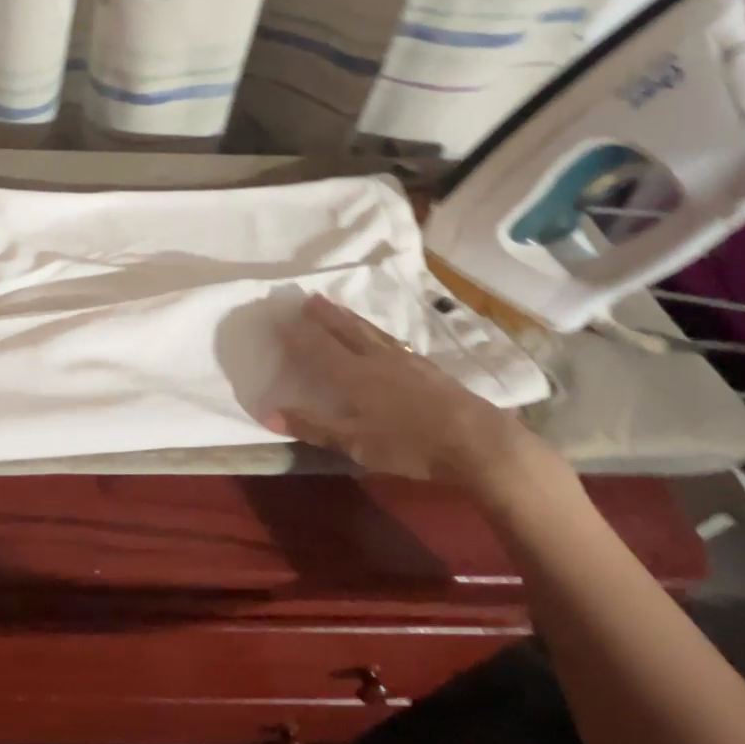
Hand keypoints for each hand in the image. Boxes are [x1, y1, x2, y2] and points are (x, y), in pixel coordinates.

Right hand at [265, 294, 561, 499]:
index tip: (279, 317)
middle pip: (346, 331)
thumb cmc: (410, 445)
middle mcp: (377, 360)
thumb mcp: (356, 444)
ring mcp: (406, 362)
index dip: (298, 333)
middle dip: (324, 316)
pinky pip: (393, 341)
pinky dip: (377, 332)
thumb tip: (266, 413)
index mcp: (354, 375)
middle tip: (307, 298)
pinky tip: (383, 337)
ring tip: (336, 306)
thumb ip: (313, 427)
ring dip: (350, 318)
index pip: (318, 348)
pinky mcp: (429, 369)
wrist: (478, 441)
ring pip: (371, 332)